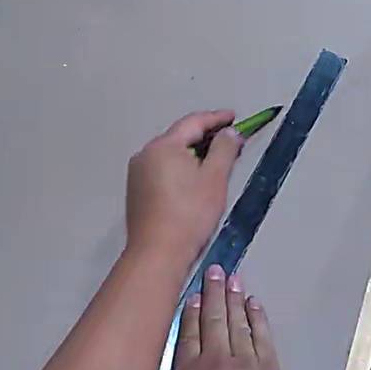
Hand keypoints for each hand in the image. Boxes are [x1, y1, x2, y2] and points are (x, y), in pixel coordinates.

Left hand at [125, 110, 243, 264]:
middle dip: (205, 136)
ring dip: (192, 153)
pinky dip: (179, 167)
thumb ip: (224, 149)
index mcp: (163, 146)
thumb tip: (229, 132)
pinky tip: (192, 179)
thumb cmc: (190, 214)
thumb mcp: (215, 179)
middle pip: (179, 136)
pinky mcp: (136, 190)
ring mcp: (137, 173)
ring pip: (169, 153)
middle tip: (229, 140)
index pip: (193, 122)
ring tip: (214, 160)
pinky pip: (161, 169)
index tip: (234, 117)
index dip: (216, 118)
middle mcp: (145, 154)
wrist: (158, 252)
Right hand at [162, 267, 315, 369]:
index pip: (185, 339)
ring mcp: (246, 365)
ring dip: (234, 299)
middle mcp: (214, 363)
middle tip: (214, 269)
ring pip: (237, 322)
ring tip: (232, 278)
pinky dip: (258, 318)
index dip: (188, 315)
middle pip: (213, 321)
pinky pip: (262, 335)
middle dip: (213, 294)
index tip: (191, 295)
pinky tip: (254, 304)